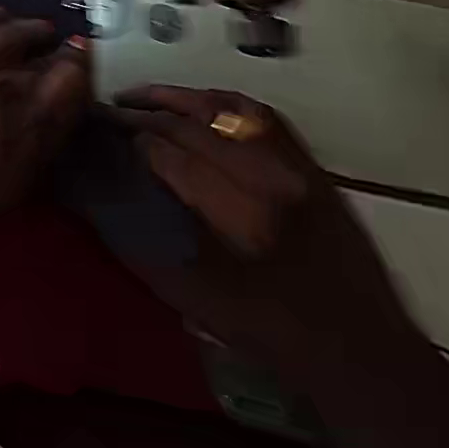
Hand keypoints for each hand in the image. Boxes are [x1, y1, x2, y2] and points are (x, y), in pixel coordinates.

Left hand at [0, 7, 89, 231]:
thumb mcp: (13, 186)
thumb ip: (42, 145)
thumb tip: (62, 116)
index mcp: (28, 120)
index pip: (74, 78)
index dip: (84, 73)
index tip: (84, 75)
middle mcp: (2, 83)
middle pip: (45, 52)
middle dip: (60, 51)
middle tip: (63, 52)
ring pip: (8, 29)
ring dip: (28, 27)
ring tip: (37, 30)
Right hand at [117, 87, 448, 447]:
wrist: (357, 350)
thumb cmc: (258, 324)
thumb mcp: (184, 287)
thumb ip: (136, 229)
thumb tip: (91, 183)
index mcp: (231, 215)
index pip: (161, 151)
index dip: (121, 134)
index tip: (91, 128)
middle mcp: (267, 182)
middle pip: (187, 125)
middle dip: (139, 113)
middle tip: (104, 112)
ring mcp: (294, 169)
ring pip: (224, 110)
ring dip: (174, 97)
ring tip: (138, 97)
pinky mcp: (311, 167)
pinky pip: (260, 116)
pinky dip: (219, 101)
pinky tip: (193, 102)